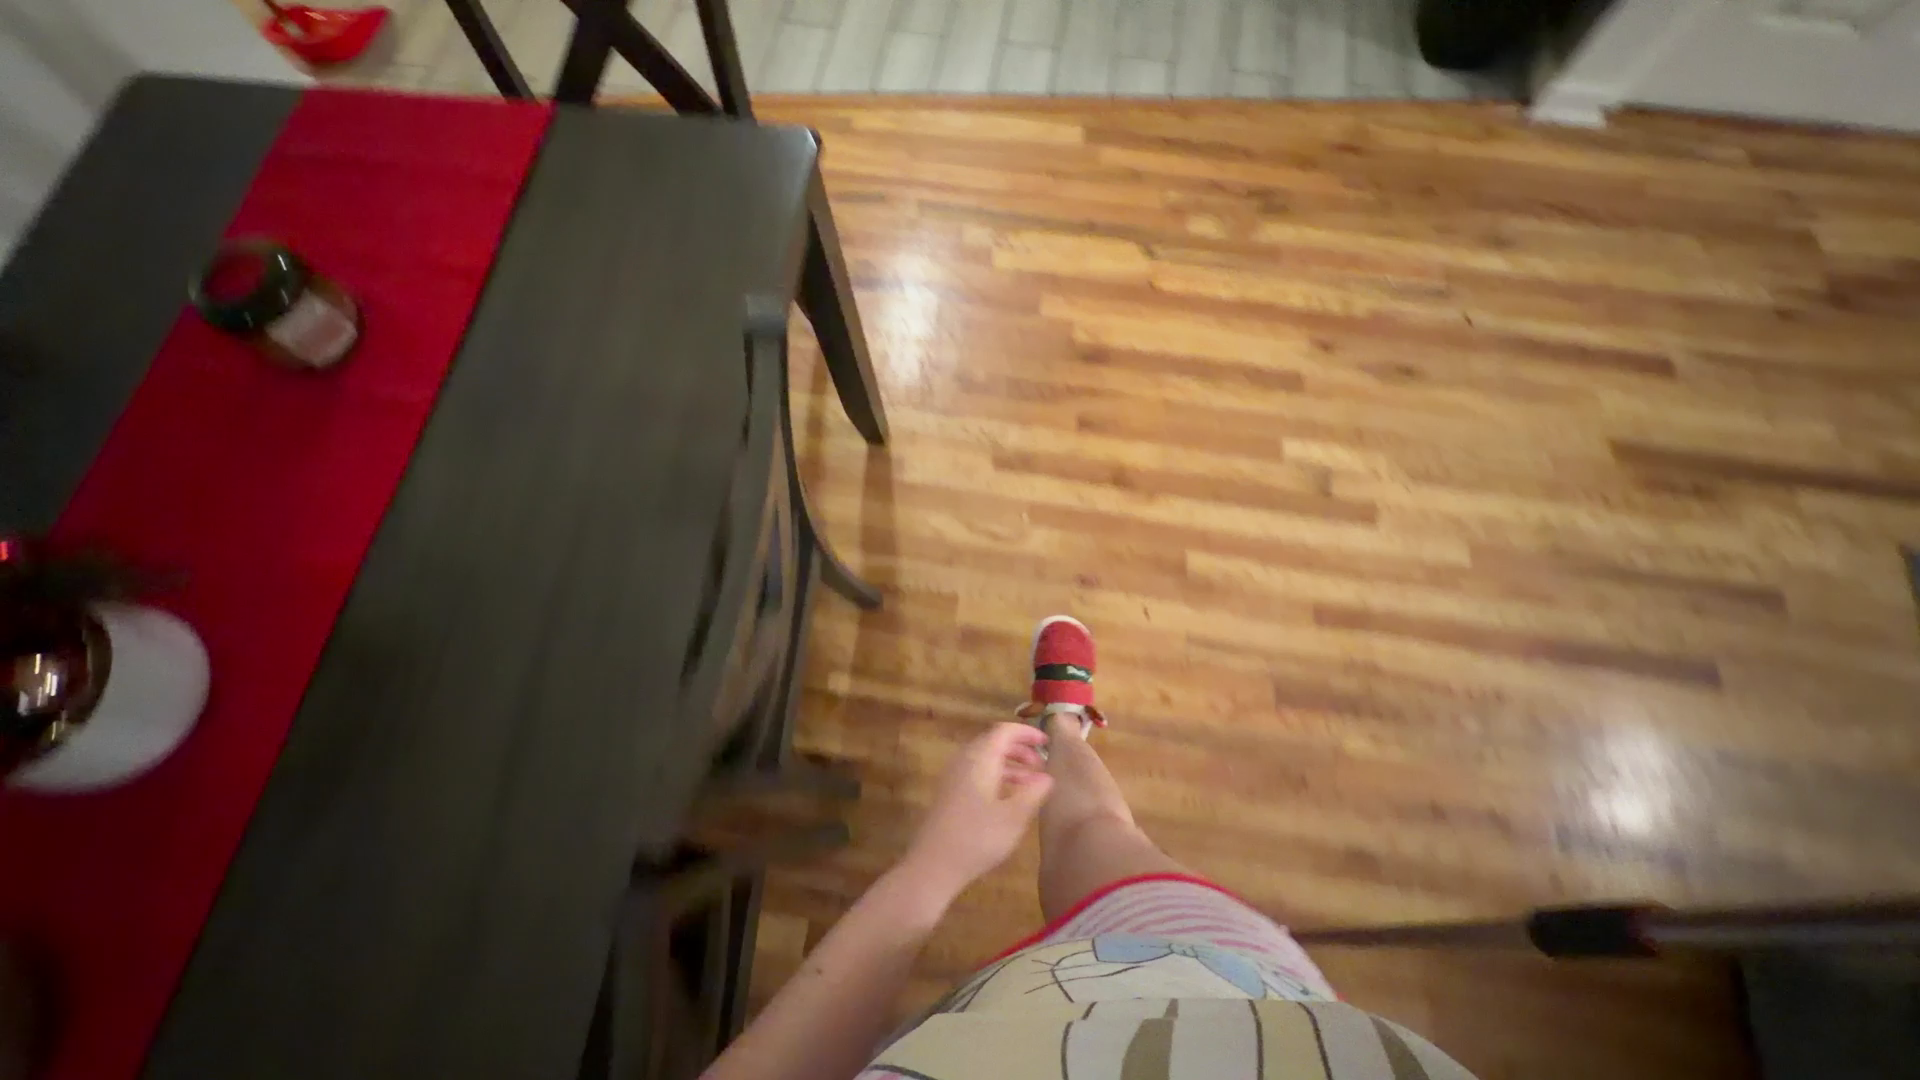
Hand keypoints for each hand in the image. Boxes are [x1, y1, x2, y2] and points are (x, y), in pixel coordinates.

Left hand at [898, 723, 1052, 901]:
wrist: (934, 864)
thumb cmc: (978, 837)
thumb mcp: (1014, 816)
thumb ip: (1034, 792)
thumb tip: (1047, 777)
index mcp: (980, 758)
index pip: (1004, 731)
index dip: (1027, 733)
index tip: (1047, 743)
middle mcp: (964, 761)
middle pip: (993, 743)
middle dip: (1019, 750)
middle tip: (1040, 765)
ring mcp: (954, 777)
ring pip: (985, 760)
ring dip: (1009, 765)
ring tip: (1031, 784)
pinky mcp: (949, 794)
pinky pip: (976, 773)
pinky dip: (996, 777)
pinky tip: (1008, 799)